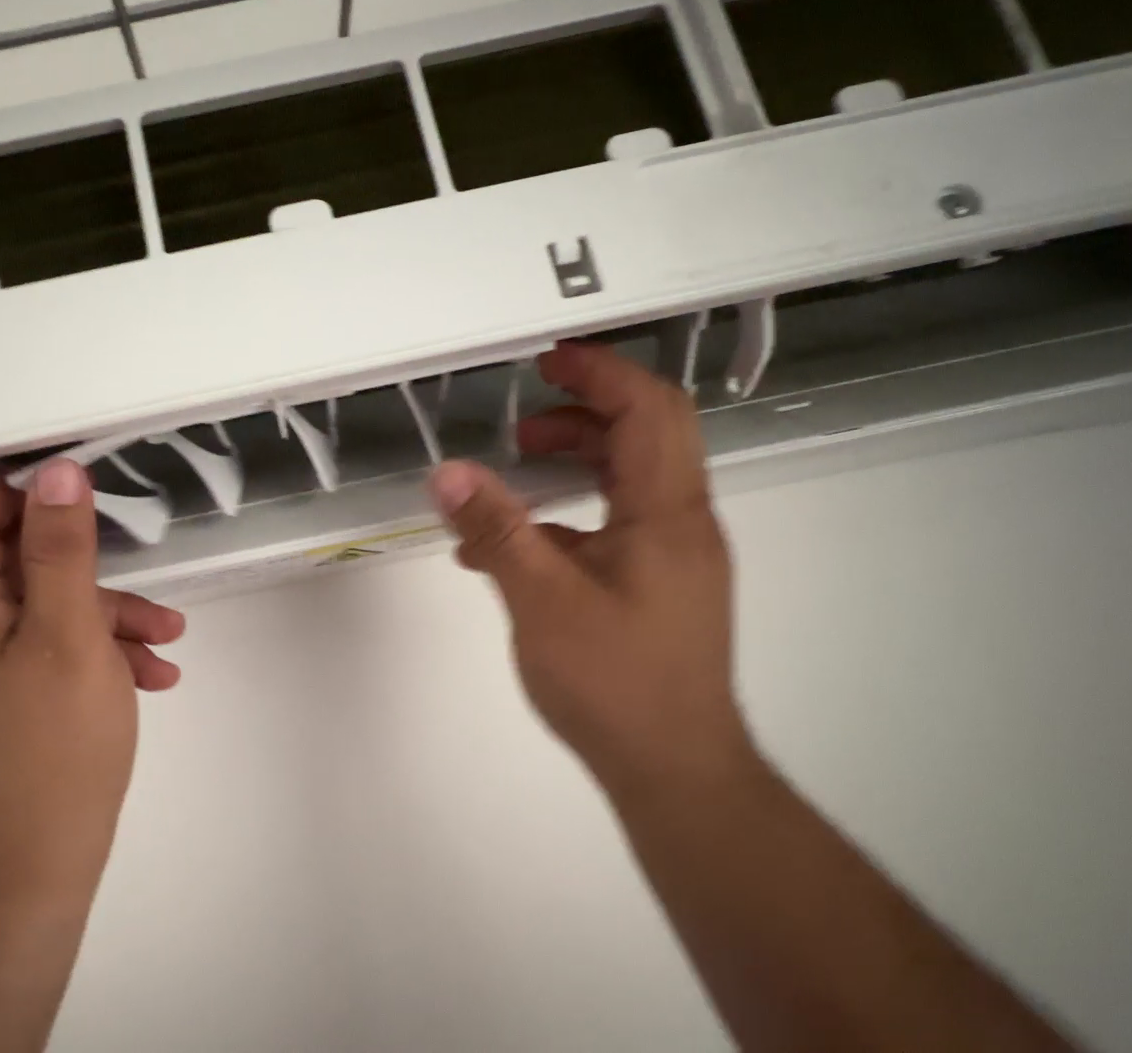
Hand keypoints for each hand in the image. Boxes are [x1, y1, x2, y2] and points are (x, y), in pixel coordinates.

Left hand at [0, 461, 185, 908]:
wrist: (28, 880)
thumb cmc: (52, 753)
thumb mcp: (68, 638)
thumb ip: (62, 548)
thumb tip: (56, 469)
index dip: (36, 497)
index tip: (98, 499)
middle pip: (13, 570)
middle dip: (91, 582)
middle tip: (153, 604)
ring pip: (31, 616)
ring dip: (101, 623)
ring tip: (165, 650)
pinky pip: (27, 657)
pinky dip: (83, 659)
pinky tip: (145, 679)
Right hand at [430, 344, 756, 797]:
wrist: (676, 769)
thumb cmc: (615, 682)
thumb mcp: (541, 601)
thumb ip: (495, 531)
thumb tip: (447, 472)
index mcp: (667, 513)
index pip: (649, 409)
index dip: (601, 374)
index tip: (547, 362)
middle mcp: (683, 524)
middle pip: (648, 436)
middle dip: (586, 412)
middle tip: (524, 418)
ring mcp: (677, 558)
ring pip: (633, 480)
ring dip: (579, 459)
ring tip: (517, 465)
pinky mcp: (662, 588)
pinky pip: (621, 524)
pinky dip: (574, 512)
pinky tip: (521, 546)